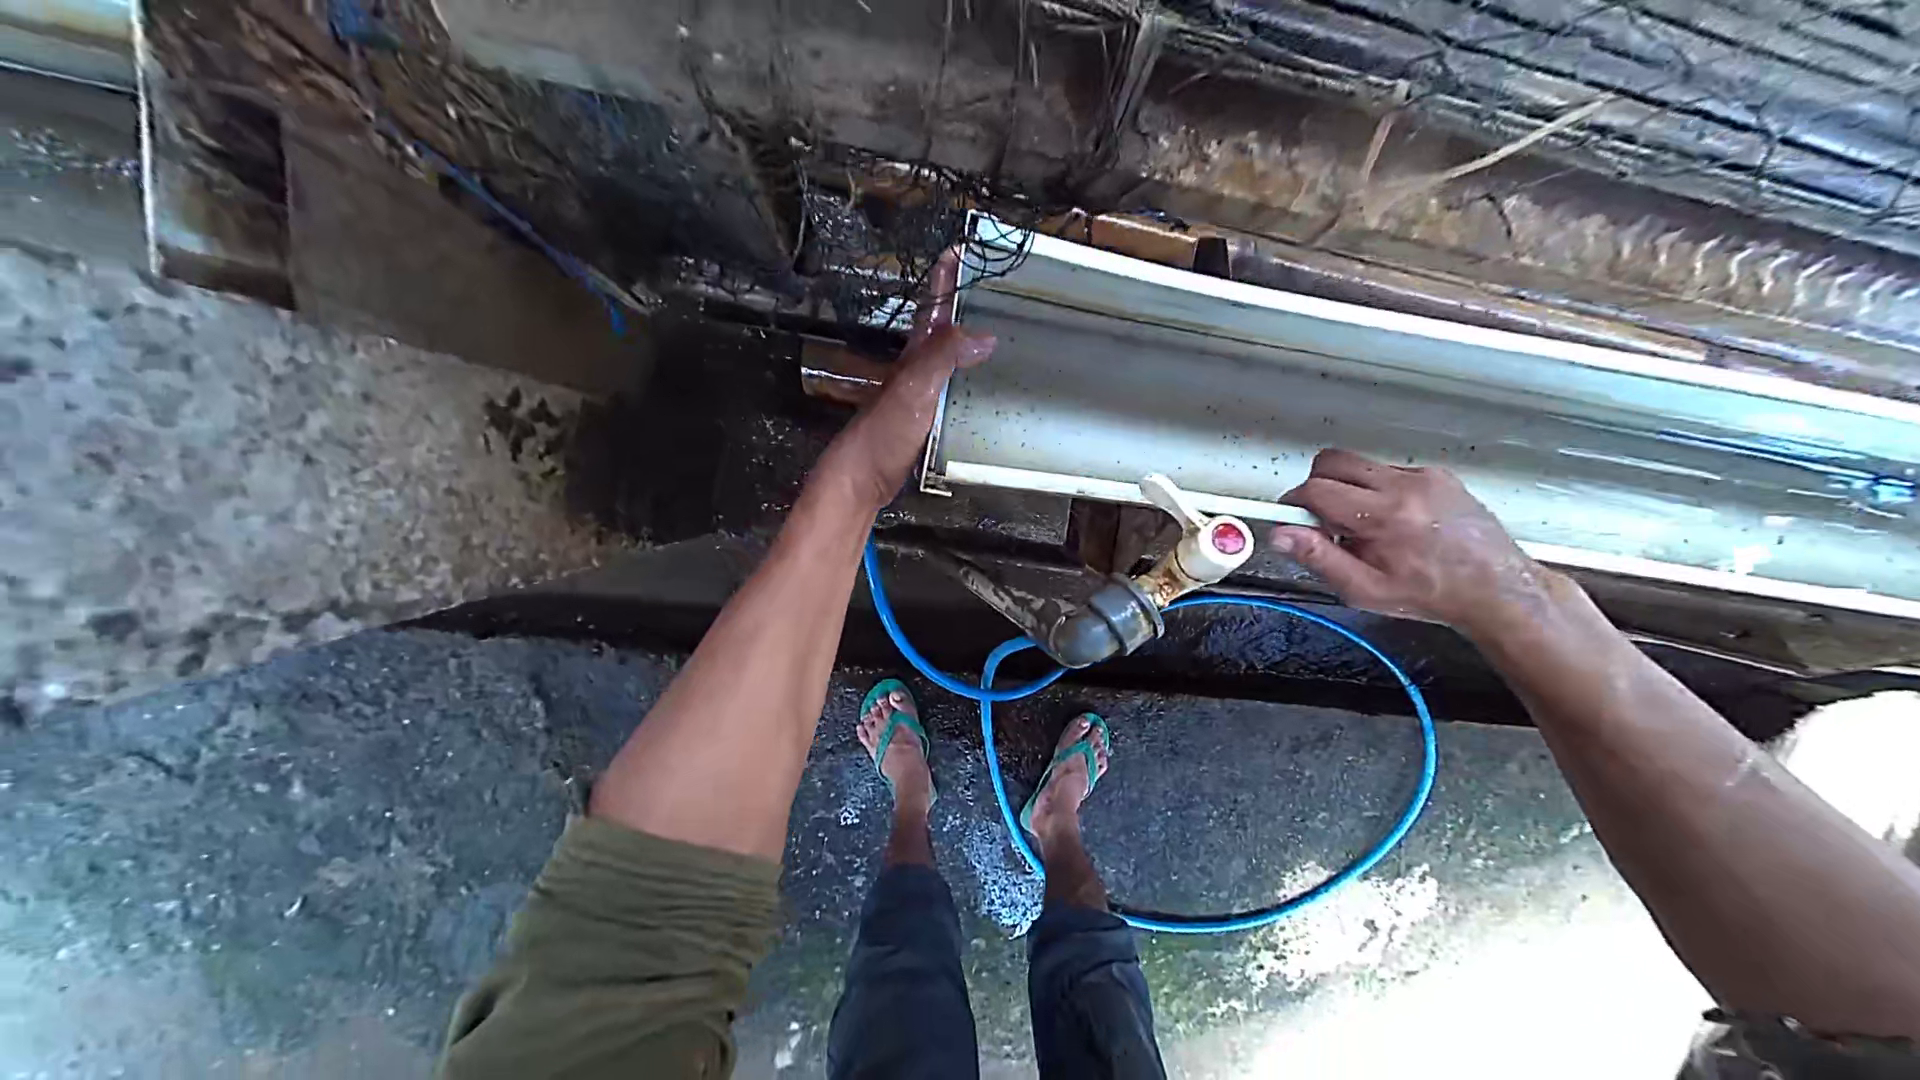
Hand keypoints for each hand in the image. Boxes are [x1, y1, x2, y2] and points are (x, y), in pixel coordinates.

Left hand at [817, 250, 995, 508]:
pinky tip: (988, 388)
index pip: (933, 305)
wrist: (862, 478)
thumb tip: (985, 335)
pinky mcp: (929, 420)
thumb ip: (942, 358)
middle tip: (1002, 292)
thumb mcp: (913, 389)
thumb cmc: (882, 432)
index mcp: (914, 354)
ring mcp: (923, 394)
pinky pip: (955, 390)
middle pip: (946, 329)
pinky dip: (972, 381)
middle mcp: (918, 368)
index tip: (963, 247)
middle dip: (969, 307)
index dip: (946, 276)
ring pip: (951, 360)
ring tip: (1005, 333)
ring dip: (972, 344)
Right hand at [1270, 449, 1547, 635]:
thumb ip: (1318, 558)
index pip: (1316, 488)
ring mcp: (1424, 476)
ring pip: (1358, 464)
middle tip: (1324, 521)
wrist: (1498, 589)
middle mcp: (1405, 486)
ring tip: (1363, 526)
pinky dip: (1375, 490)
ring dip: (1346, 489)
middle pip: (1331, 461)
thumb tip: (1280, 535)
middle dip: (1316, 487)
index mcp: (1384, 516)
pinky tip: (1391, 521)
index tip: (1293, 520)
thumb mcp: (1363, 589)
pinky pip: (1386, 470)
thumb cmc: (1430, 594)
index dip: (1294, 504)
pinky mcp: (1437, 474)